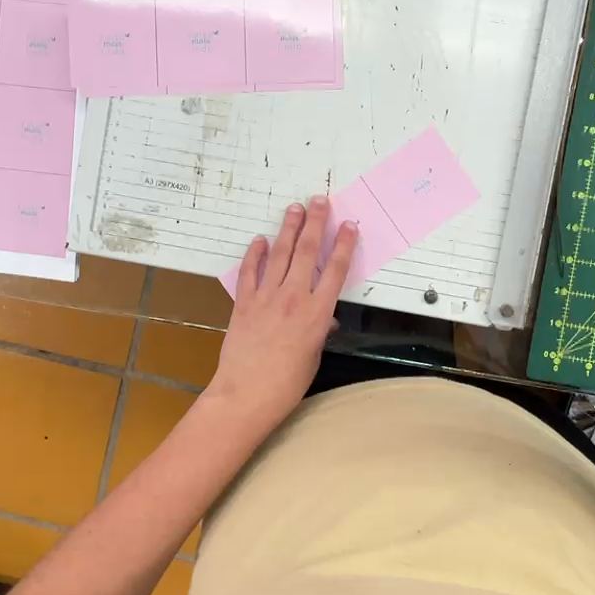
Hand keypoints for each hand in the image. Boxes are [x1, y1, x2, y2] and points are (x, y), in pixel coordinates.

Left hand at [207, 197, 357, 433]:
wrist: (247, 394)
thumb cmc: (288, 384)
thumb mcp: (314, 356)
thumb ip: (319, 331)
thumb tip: (323, 320)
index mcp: (318, 313)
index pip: (336, 270)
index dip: (345, 245)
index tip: (349, 225)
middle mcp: (294, 297)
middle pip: (308, 251)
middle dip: (316, 223)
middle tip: (319, 200)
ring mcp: (267, 297)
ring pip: (281, 254)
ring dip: (288, 229)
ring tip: (295, 208)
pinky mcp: (244, 303)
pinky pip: (251, 271)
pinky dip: (256, 254)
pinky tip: (260, 240)